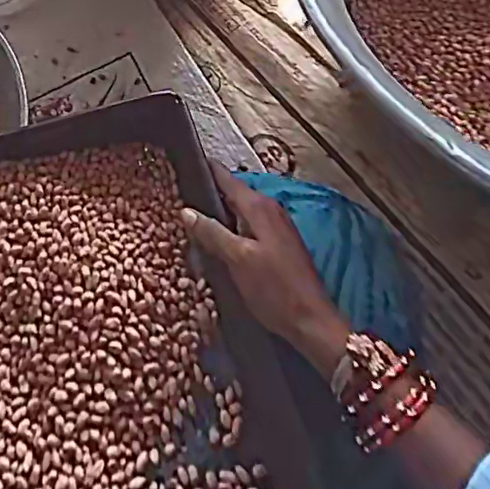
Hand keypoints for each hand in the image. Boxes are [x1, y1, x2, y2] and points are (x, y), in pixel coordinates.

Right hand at [181, 161, 351, 374]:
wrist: (313, 322)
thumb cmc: (275, 289)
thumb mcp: (237, 260)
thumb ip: (212, 232)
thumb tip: (186, 210)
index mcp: (258, 206)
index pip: (226, 177)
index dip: (204, 170)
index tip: (181, 166)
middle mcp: (269, 209)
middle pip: (231, 194)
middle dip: (207, 196)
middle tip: (176, 200)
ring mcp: (276, 226)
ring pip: (239, 212)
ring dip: (218, 216)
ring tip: (190, 223)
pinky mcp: (278, 243)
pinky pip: (248, 226)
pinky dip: (231, 230)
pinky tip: (216, 244)